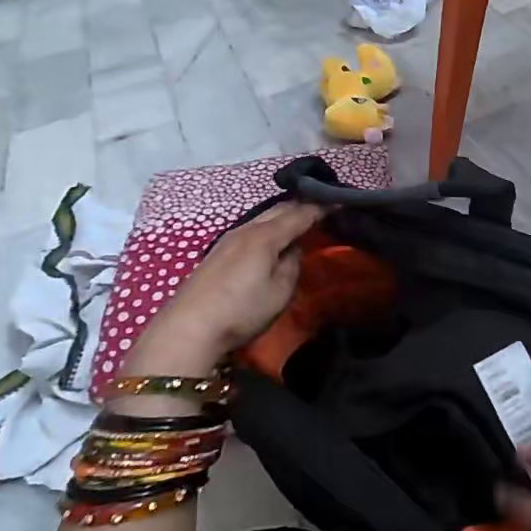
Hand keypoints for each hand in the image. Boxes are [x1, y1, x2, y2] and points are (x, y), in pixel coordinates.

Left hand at [121, 202, 324, 379]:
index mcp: (265, 236)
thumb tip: (293, 248)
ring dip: (282, 216)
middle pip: (278, 209)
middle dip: (301, 206)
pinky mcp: (217, 252)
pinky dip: (267, 227)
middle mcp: (245, 229)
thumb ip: (292, 265)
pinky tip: (271, 237)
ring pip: (262, 218)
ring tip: (300, 220)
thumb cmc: (241, 310)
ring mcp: (227, 239)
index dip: (321, 208)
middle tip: (322, 207)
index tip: (340, 203)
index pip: (299, 214)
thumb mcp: (279, 292)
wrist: (190, 327)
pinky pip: (250, 229)